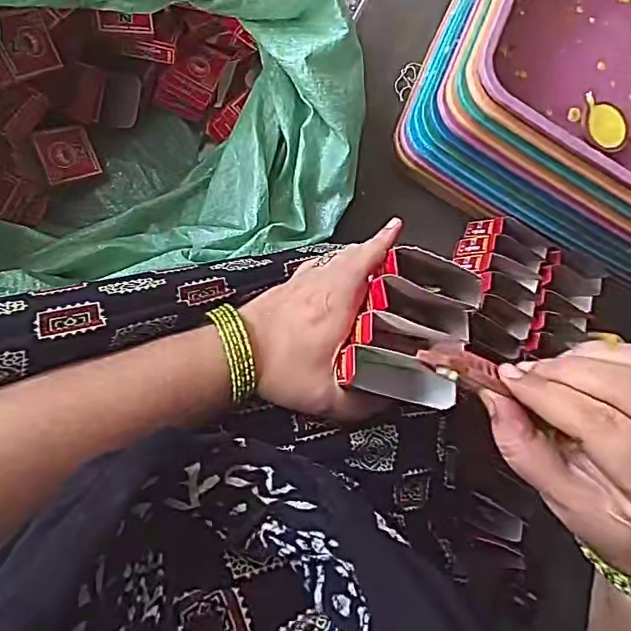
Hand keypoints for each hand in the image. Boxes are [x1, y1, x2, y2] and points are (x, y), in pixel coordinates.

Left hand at [238, 218, 401, 421]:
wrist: (234, 353)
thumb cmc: (277, 367)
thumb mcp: (326, 395)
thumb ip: (360, 402)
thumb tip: (384, 401)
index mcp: (336, 298)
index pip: (365, 259)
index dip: (383, 241)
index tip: (396, 227)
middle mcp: (319, 283)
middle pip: (350, 254)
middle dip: (372, 248)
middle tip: (388, 249)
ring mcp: (299, 283)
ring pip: (331, 260)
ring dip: (350, 257)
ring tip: (364, 262)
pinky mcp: (284, 290)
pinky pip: (314, 270)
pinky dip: (328, 268)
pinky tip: (327, 280)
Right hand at [482, 341, 630, 581]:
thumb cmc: (621, 528)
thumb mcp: (563, 502)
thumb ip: (523, 448)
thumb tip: (497, 399)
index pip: (603, 425)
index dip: (548, 395)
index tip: (511, 380)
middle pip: (623, 386)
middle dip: (561, 370)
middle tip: (524, 373)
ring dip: (581, 358)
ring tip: (549, 373)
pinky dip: (605, 354)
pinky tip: (582, 368)